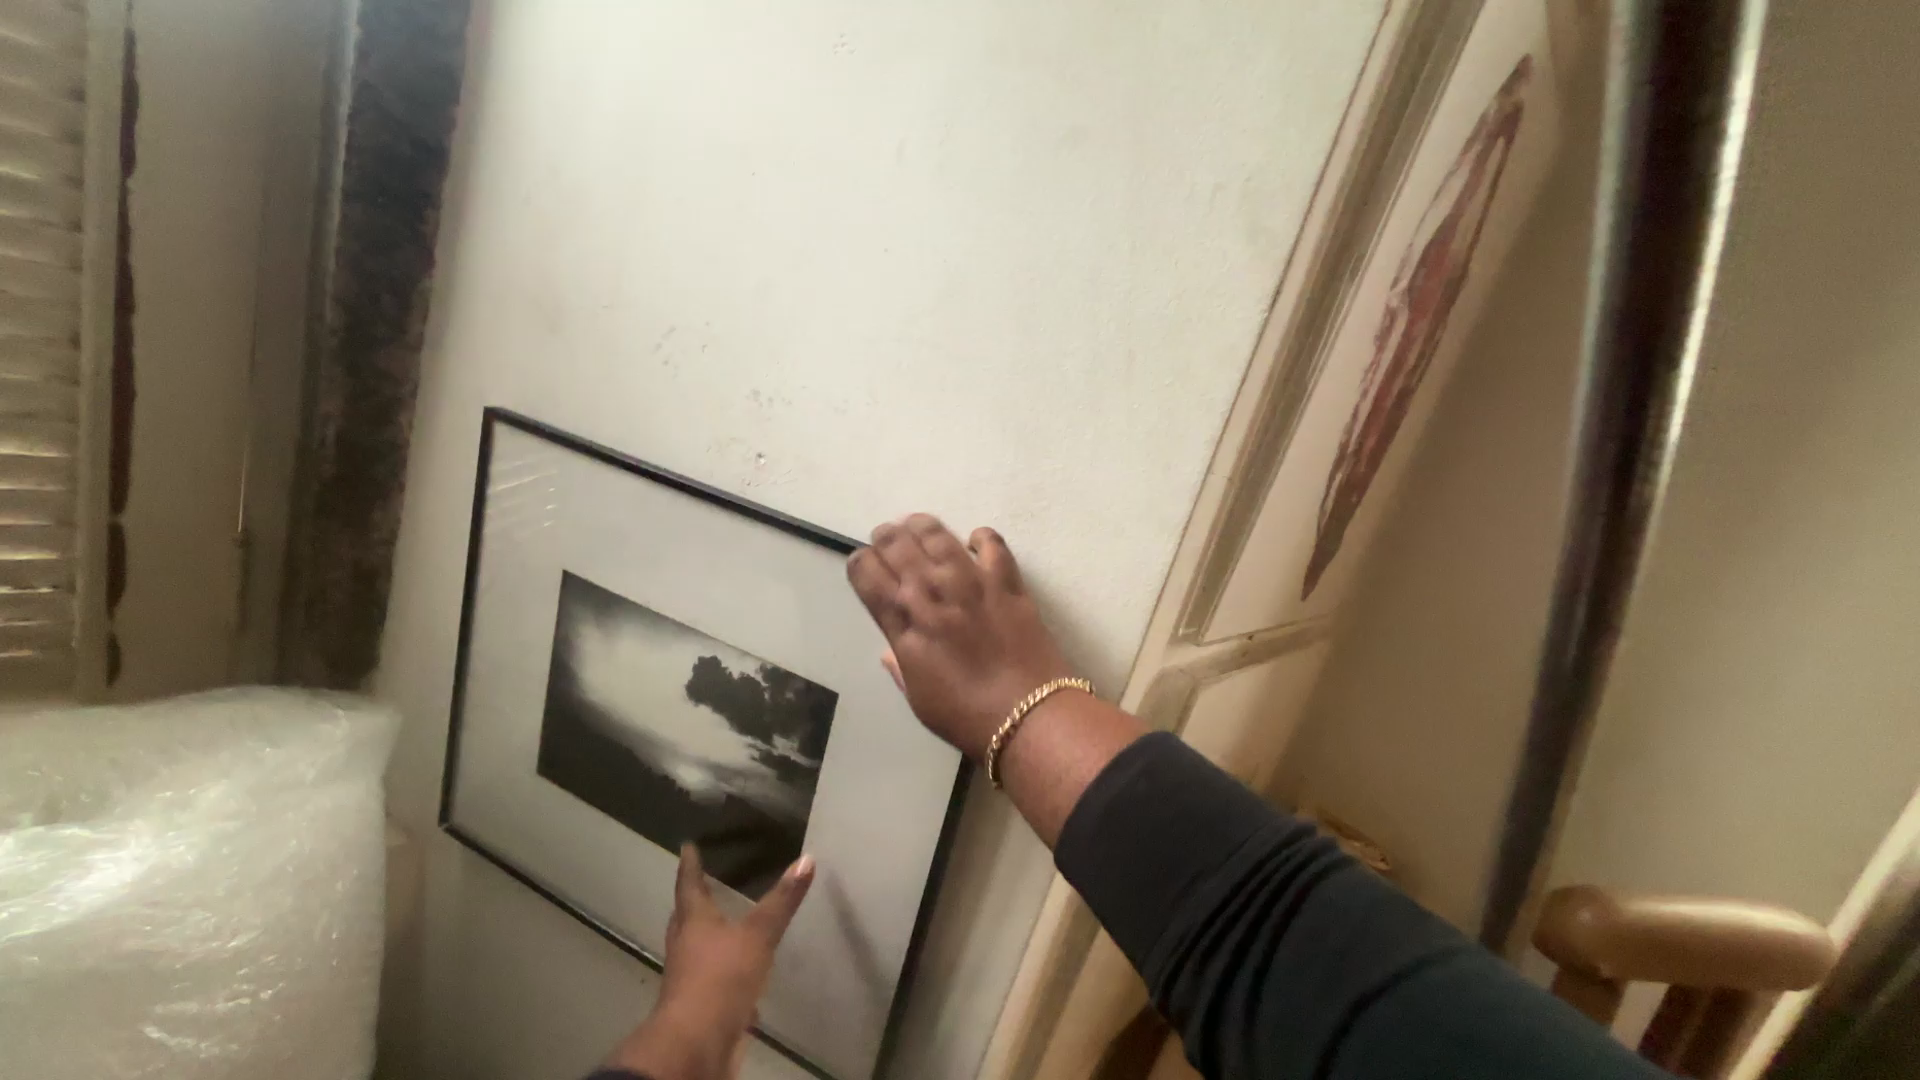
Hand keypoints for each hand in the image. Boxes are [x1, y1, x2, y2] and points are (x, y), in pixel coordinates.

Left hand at [605, 845, 813, 1079]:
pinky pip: (715, 983)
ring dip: (710, 938)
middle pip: (686, 919)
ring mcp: (692, 981)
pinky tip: (747, 979)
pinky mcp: (703, 1008)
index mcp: (694, 924)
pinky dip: (728, 975)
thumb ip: (781, 901)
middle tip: (704, 884)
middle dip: (695, 902)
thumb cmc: (720, 979)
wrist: (696, 1047)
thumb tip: (806, 859)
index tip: (687, 846)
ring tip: (726, 926)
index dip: (690, 865)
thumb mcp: (757, 936)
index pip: (689, 885)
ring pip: (699, 951)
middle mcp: (687, 948)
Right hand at [846, 514, 1077, 759]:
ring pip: (937, 536)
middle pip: (897, 547)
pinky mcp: (1008, 581)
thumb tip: (889, 651)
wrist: (1029, 716)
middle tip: (886, 535)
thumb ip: (902, 668)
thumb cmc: (968, 717)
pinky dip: (980, 536)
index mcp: (904, 627)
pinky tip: (975, 540)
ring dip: (922, 526)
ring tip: (917, 524)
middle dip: (886, 536)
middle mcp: (932, 595)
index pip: (867, 577)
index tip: (864, 564)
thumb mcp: (920, 700)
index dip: (861, 563)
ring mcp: (971, 583)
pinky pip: (992, 544)